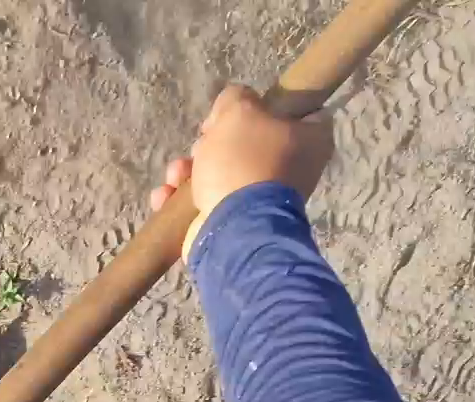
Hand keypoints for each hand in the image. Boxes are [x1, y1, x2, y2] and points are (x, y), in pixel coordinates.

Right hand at [149, 84, 334, 253]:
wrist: (231, 230)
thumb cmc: (243, 164)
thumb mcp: (239, 111)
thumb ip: (234, 97)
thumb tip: (228, 107)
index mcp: (309, 139)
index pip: (291, 111)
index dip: (257, 107)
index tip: (230, 114)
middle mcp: (289, 170)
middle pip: (244, 145)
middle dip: (210, 146)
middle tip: (199, 148)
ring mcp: (258, 201)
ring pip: (217, 174)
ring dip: (187, 172)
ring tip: (175, 176)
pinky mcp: (230, 225)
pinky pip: (202, 204)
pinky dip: (180, 200)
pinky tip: (164, 197)